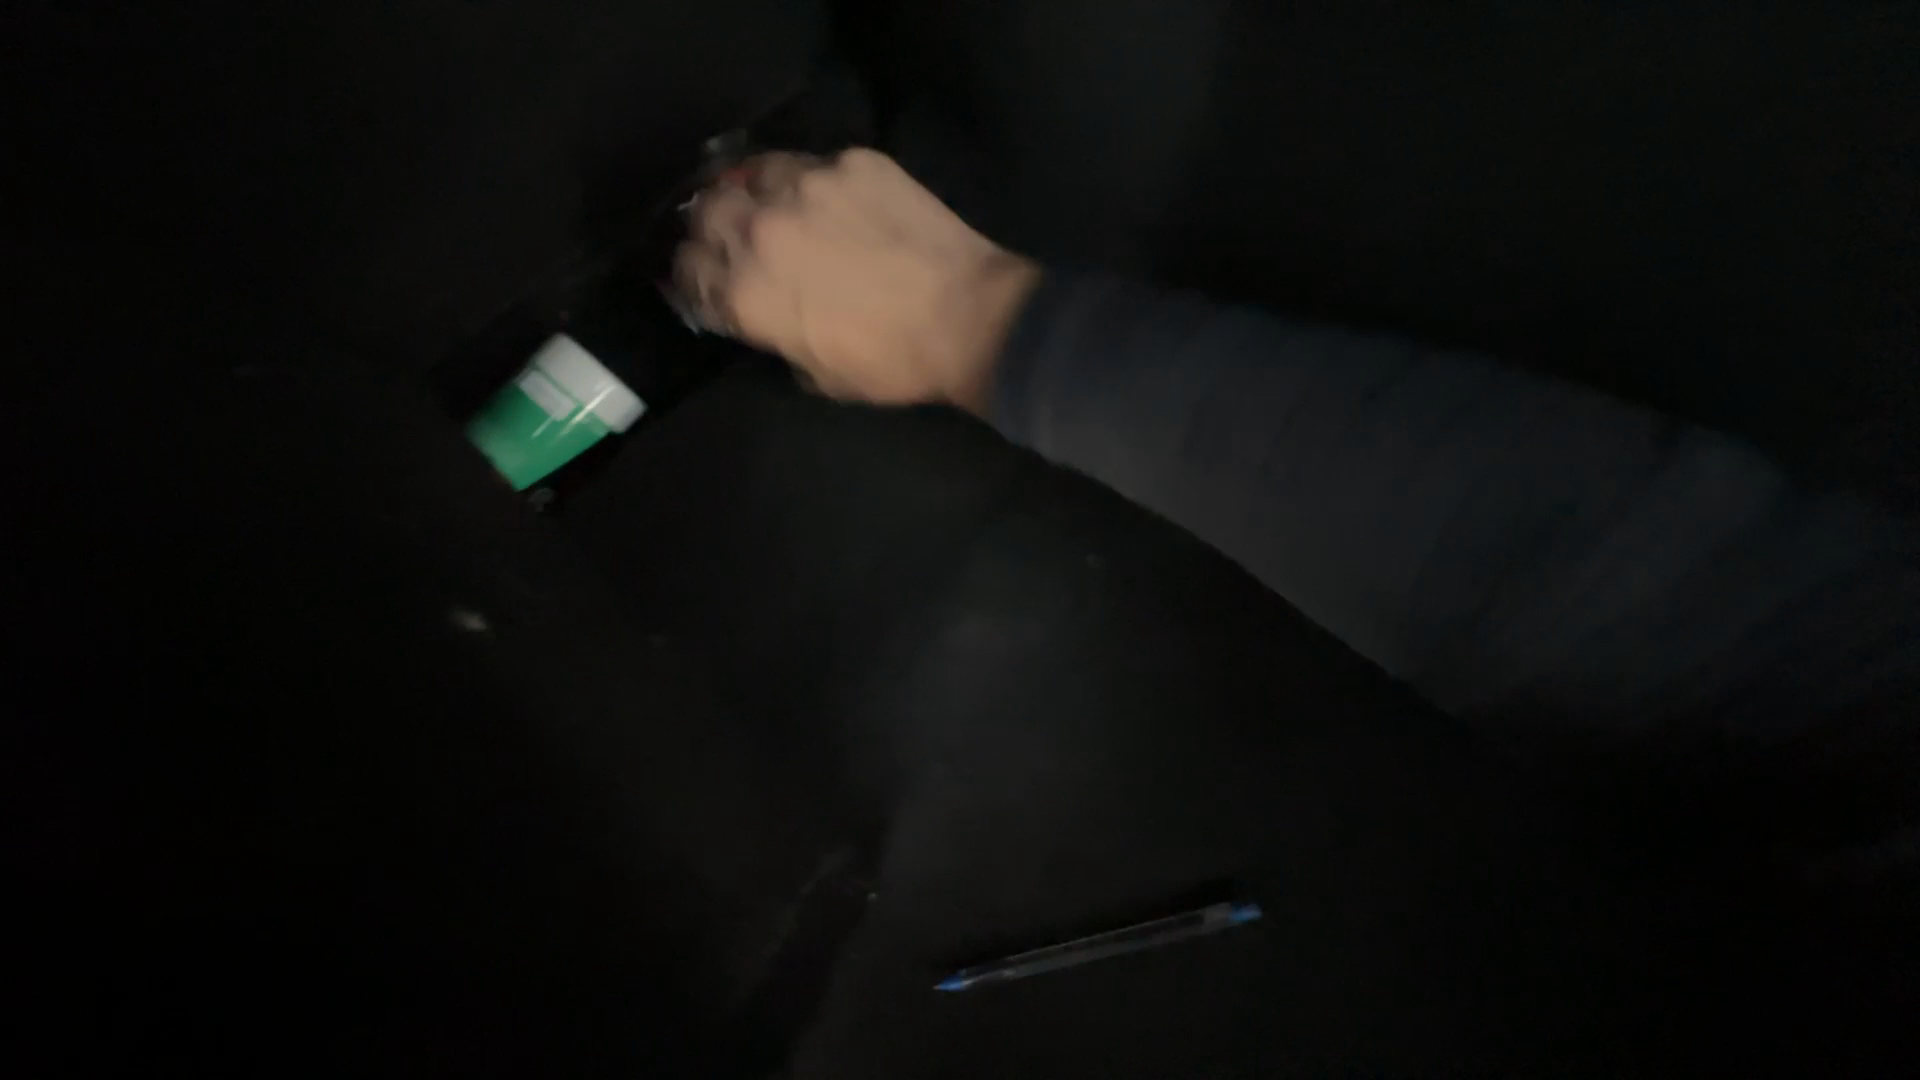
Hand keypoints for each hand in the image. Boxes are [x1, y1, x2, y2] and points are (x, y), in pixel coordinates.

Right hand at [673, 148, 1039, 412]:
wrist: (966, 318)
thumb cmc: (892, 364)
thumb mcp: (818, 376)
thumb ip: (775, 339)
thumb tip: (765, 321)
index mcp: (745, 292)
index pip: (686, 272)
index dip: (691, 280)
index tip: (705, 283)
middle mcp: (760, 229)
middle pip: (703, 213)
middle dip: (709, 231)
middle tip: (731, 243)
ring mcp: (805, 186)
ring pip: (745, 175)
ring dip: (747, 196)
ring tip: (767, 211)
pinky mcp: (849, 163)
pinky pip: (805, 163)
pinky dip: (802, 182)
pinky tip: (820, 199)